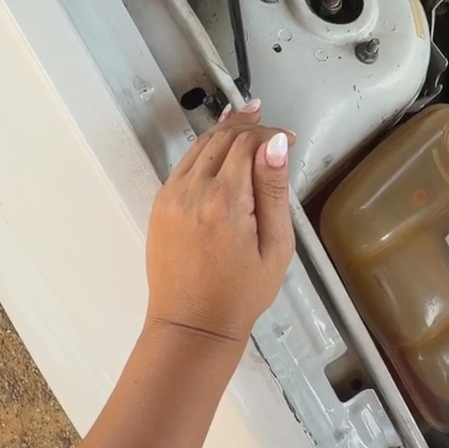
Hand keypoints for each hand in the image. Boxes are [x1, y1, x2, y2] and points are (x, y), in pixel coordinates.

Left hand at [143, 103, 296, 344]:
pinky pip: (185, 164)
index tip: (288, 140)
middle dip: (248, 125)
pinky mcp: (161, 205)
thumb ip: (274, 190)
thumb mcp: (276, 246)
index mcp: (224, 202)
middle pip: (222, 137)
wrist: (192, 326)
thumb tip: (275, 144)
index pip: (246, 142)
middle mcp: (192, 192)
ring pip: (200, 145)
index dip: (269, 133)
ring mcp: (171, 197)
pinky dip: (206, 150)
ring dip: (226, 132)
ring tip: (248, 121)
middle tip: (269, 123)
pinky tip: (222, 148)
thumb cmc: (240, 293)